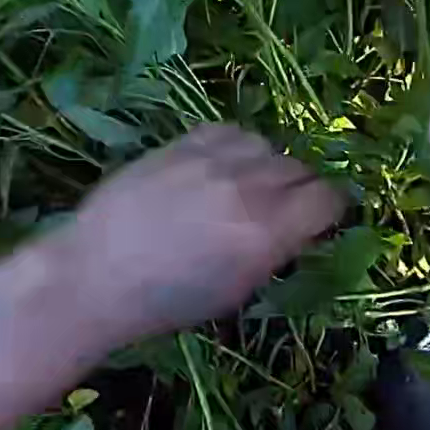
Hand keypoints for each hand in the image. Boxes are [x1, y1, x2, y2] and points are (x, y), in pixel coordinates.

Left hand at [33, 125, 343, 349]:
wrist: (98, 273)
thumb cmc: (168, 300)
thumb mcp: (236, 290)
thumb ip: (275, 250)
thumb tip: (298, 224)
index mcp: (267, 234)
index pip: (327, 198)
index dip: (331, 205)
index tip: (322, 212)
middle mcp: (247, 189)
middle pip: (300, 168)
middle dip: (301, 186)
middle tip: (284, 203)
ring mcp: (212, 160)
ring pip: (266, 144)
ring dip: (266, 162)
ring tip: (247, 181)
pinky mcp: (181, 144)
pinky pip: (227, 129)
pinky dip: (234, 144)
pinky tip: (221, 162)